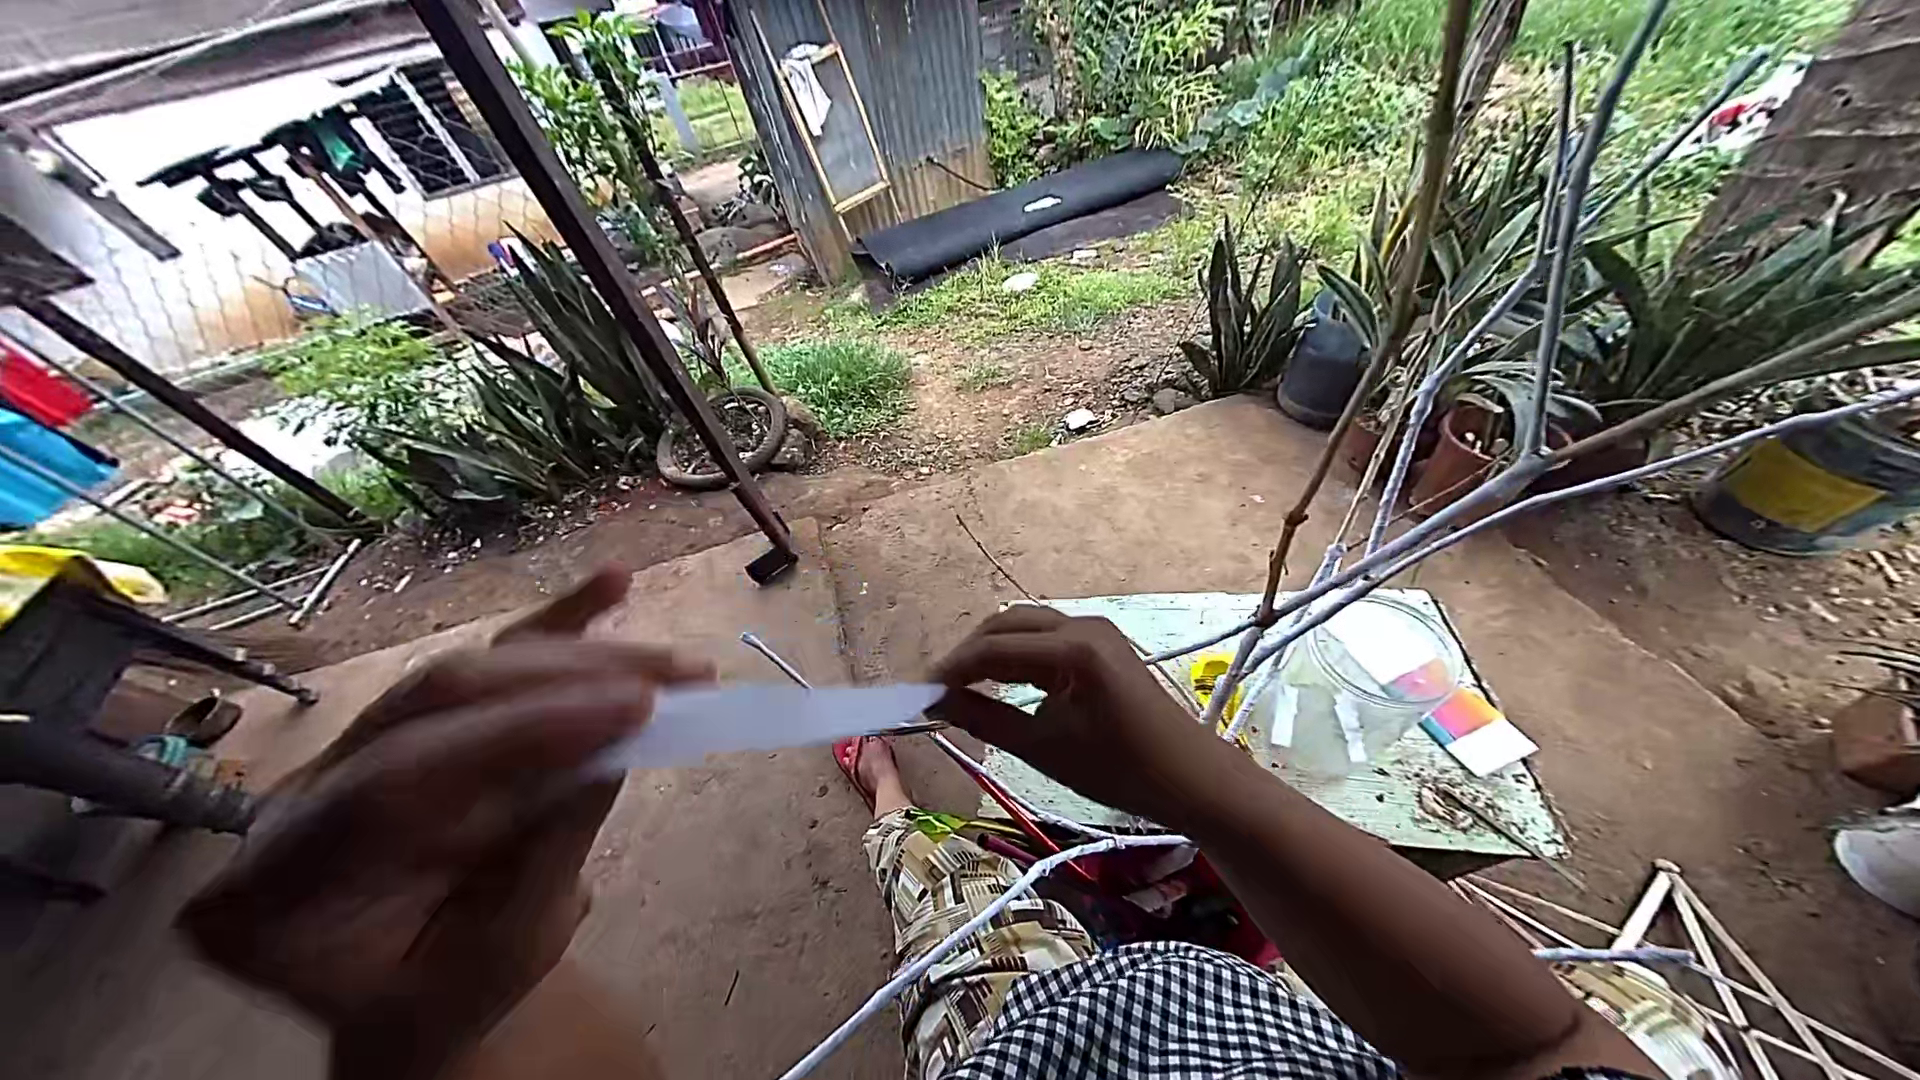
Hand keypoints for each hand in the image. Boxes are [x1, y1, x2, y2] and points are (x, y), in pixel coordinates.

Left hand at [178, 568, 714, 1079]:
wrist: (427, 982)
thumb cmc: (453, 989)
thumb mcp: (504, 954)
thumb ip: (550, 851)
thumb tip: (622, 742)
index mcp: (278, 886)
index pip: (401, 781)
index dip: (527, 733)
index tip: (639, 709)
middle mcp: (306, 791)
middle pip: (440, 700)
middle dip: (570, 680)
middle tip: (670, 681)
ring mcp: (363, 742)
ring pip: (478, 669)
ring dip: (588, 657)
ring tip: (675, 665)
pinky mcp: (426, 715)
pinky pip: (494, 656)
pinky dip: (562, 621)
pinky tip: (613, 582)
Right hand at [931, 606, 1236, 827]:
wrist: (1192, 780)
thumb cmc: (1120, 771)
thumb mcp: (1043, 748)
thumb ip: (984, 719)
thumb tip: (936, 702)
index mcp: (1072, 648)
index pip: (993, 648)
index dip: (952, 669)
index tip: (921, 693)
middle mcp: (1082, 625)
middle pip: (1006, 625)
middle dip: (969, 653)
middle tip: (940, 689)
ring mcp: (1095, 629)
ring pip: (1025, 626)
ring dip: (992, 650)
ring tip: (965, 685)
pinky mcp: (1101, 643)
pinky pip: (1046, 637)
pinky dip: (1017, 654)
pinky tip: (1003, 679)